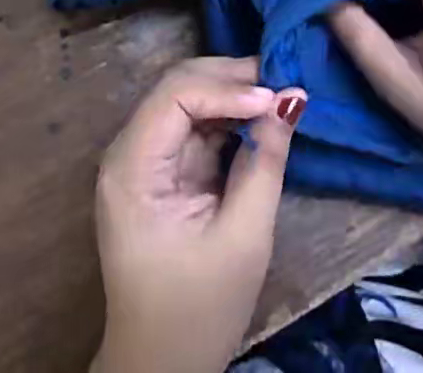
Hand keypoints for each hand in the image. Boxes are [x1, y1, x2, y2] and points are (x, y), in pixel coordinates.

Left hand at [92, 57, 305, 372]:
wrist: (162, 362)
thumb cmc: (200, 308)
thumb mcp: (243, 236)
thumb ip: (265, 161)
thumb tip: (293, 97)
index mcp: (131, 170)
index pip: (174, 96)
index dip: (226, 88)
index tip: (274, 99)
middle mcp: (129, 152)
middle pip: (177, 86)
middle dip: (231, 78)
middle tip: (284, 82)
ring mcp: (144, 158)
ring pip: (188, 96)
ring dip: (233, 91)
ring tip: (279, 94)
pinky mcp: (164, 167)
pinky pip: (196, 122)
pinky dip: (230, 113)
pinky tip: (261, 115)